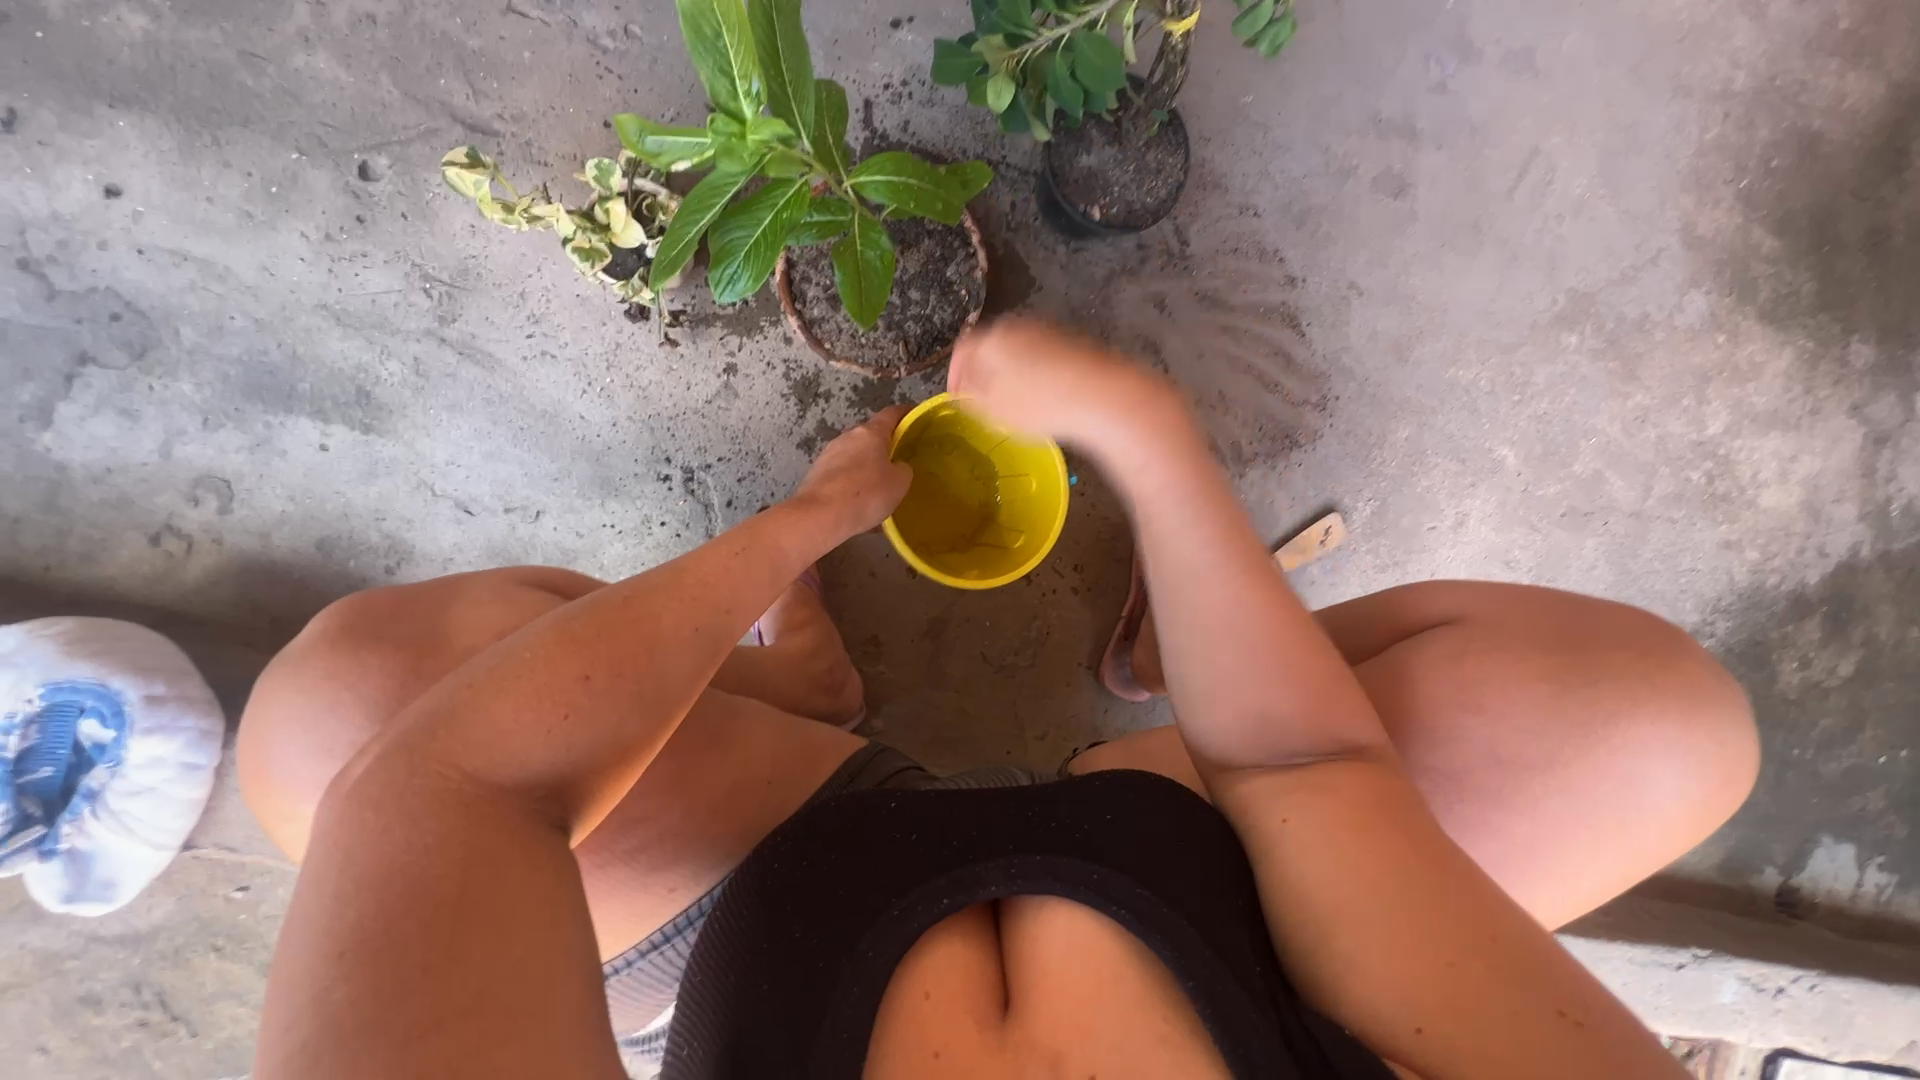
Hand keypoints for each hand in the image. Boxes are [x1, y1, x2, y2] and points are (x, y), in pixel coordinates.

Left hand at [791, 406, 913, 538]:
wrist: (820, 516)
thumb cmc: (866, 494)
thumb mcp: (899, 483)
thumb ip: (903, 469)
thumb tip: (897, 466)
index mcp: (871, 433)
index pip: (891, 414)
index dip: (905, 414)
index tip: (915, 417)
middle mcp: (848, 437)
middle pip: (870, 435)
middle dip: (885, 445)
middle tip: (899, 460)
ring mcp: (829, 454)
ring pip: (855, 455)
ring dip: (867, 466)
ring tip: (879, 485)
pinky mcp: (817, 473)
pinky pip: (842, 474)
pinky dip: (852, 482)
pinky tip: (859, 501)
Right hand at [947, 316, 1182, 450]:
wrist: (1103, 395)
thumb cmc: (1038, 403)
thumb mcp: (992, 408)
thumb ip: (969, 397)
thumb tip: (961, 391)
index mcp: (991, 337)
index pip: (962, 350)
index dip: (955, 375)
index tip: (956, 398)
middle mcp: (1018, 326)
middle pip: (991, 348)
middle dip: (983, 374)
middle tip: (982, 402)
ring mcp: (1049, 332)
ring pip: (1018, 353)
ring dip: (1010, 375)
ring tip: (1013, 405)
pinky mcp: (1074, 345)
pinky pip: (1043, 360)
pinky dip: (1036, 376)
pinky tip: (1043, 399)